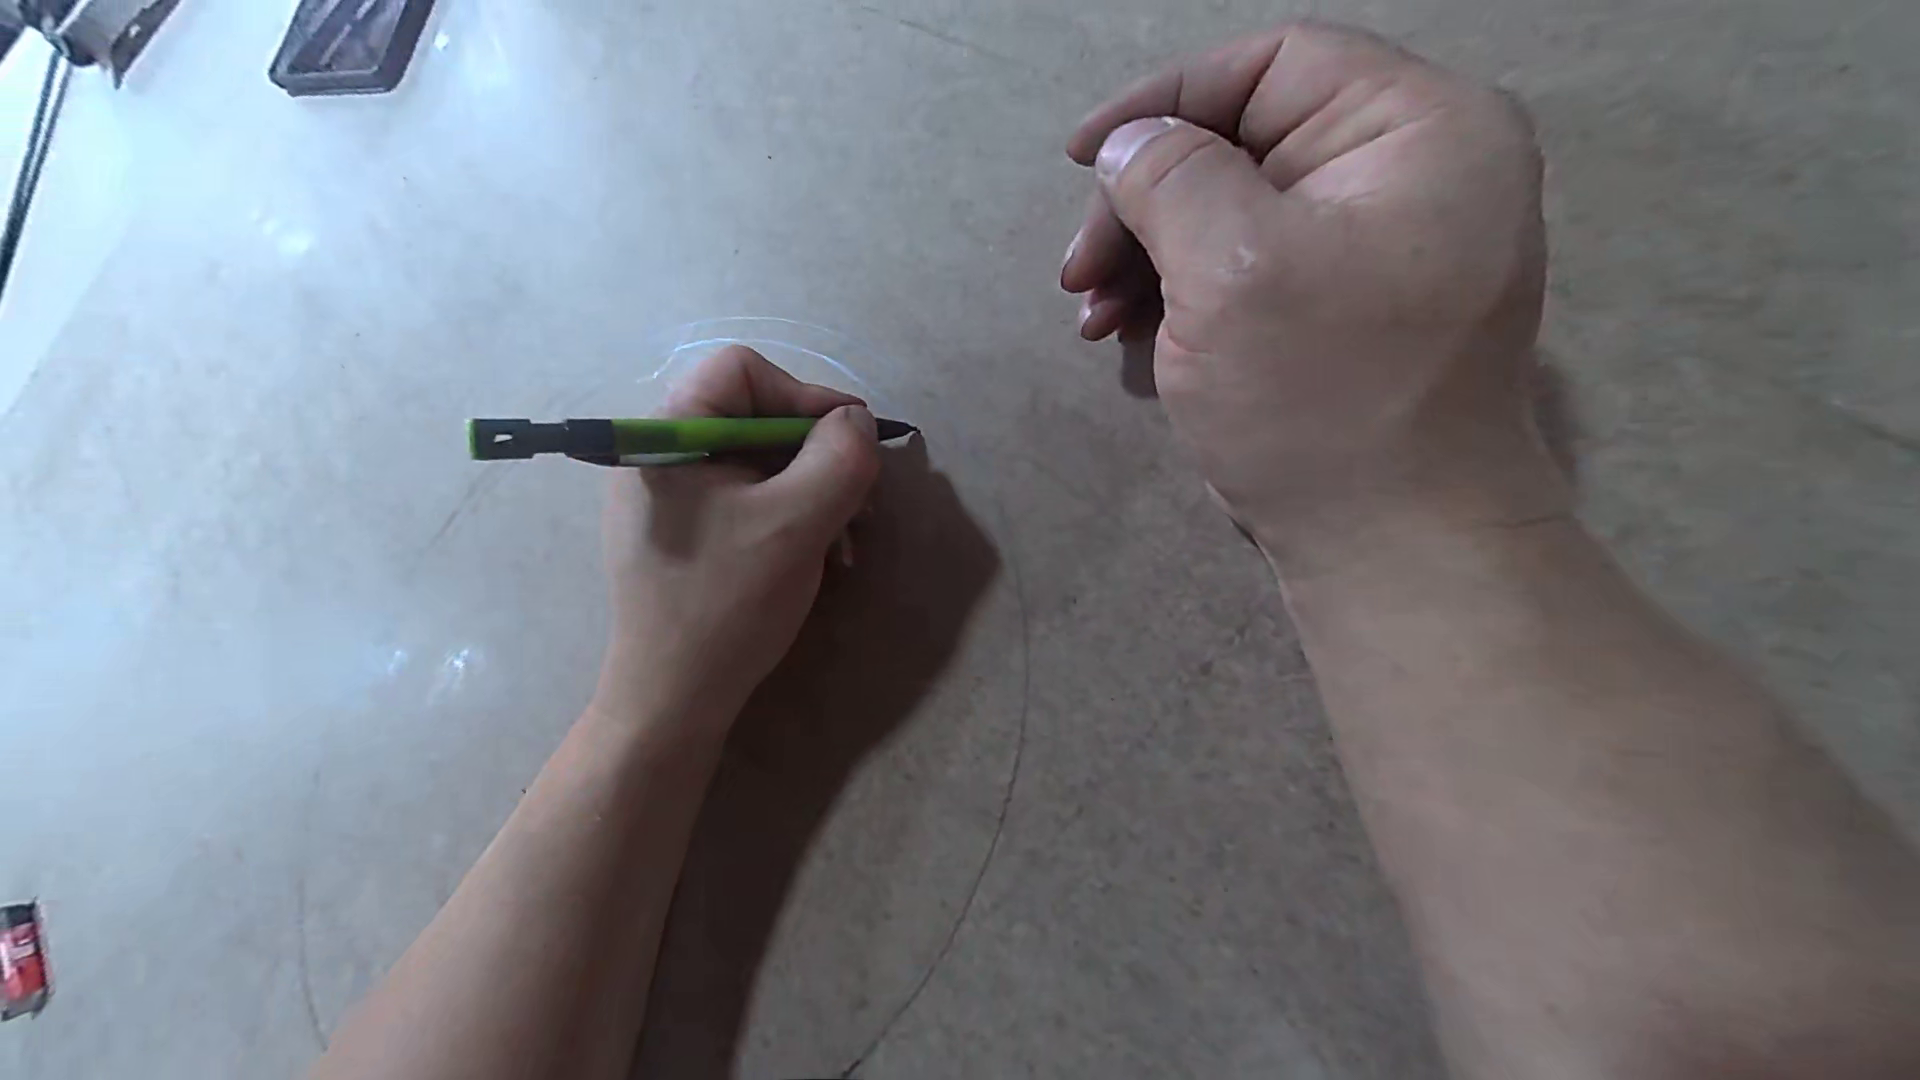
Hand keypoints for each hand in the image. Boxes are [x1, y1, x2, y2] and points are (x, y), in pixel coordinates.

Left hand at [593, 346, 880, 737]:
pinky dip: (796, 516)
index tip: (852, 439)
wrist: (677, 698)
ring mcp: (677, 495)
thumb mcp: (795, 525)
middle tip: (861, 497)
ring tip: (849, 538)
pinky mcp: (694, 529)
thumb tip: (857, 420)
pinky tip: (824, 553)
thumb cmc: (727, 605)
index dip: (805, 395)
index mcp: (668, 437)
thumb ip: (838, 459)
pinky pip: (754, 499)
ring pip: (763, 463)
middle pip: (758, 417)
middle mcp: (665, 455)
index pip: (742, 371)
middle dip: (819, 454)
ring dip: (817, 491)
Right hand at [1062, 23, 1567, 558]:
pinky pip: (1237, 278)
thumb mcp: (1233, 272)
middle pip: (1237, 151)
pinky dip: (1176, 300)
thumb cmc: (1317, 400)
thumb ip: (1172, 182)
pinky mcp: (1322, 316)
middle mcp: (1395, 180)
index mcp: (1410, 134)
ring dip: (1146, 262)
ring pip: (1226, 222)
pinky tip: (1130, 336)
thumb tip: (1127, 143)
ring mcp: (1359, 254)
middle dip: (1143, 209)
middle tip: (1076, 274)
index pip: (1270, 69)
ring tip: (1093, 320)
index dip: (1164, 100)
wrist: (1382, 537)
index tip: (1082, 156)